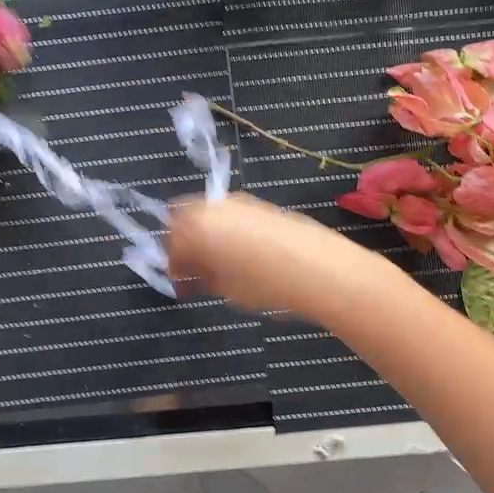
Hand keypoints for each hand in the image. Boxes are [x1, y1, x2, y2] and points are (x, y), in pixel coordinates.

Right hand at [167, 193, 392, 321]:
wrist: (322, 270)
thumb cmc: (266, 284)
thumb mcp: (225, 288)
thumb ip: (201, 277)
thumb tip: (191, 275)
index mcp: (196, 228)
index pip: (170, 243)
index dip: (173, 265)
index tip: (182, 283)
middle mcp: (213, 207)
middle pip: (183, 218)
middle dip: (184, 241)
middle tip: (195, 268)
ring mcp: (238, 203)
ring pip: (208, 214)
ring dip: (205, 234)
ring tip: (220, 262)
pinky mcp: (261, 205)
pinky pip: (231, 214)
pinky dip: (227, 229)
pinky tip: (243, 253)